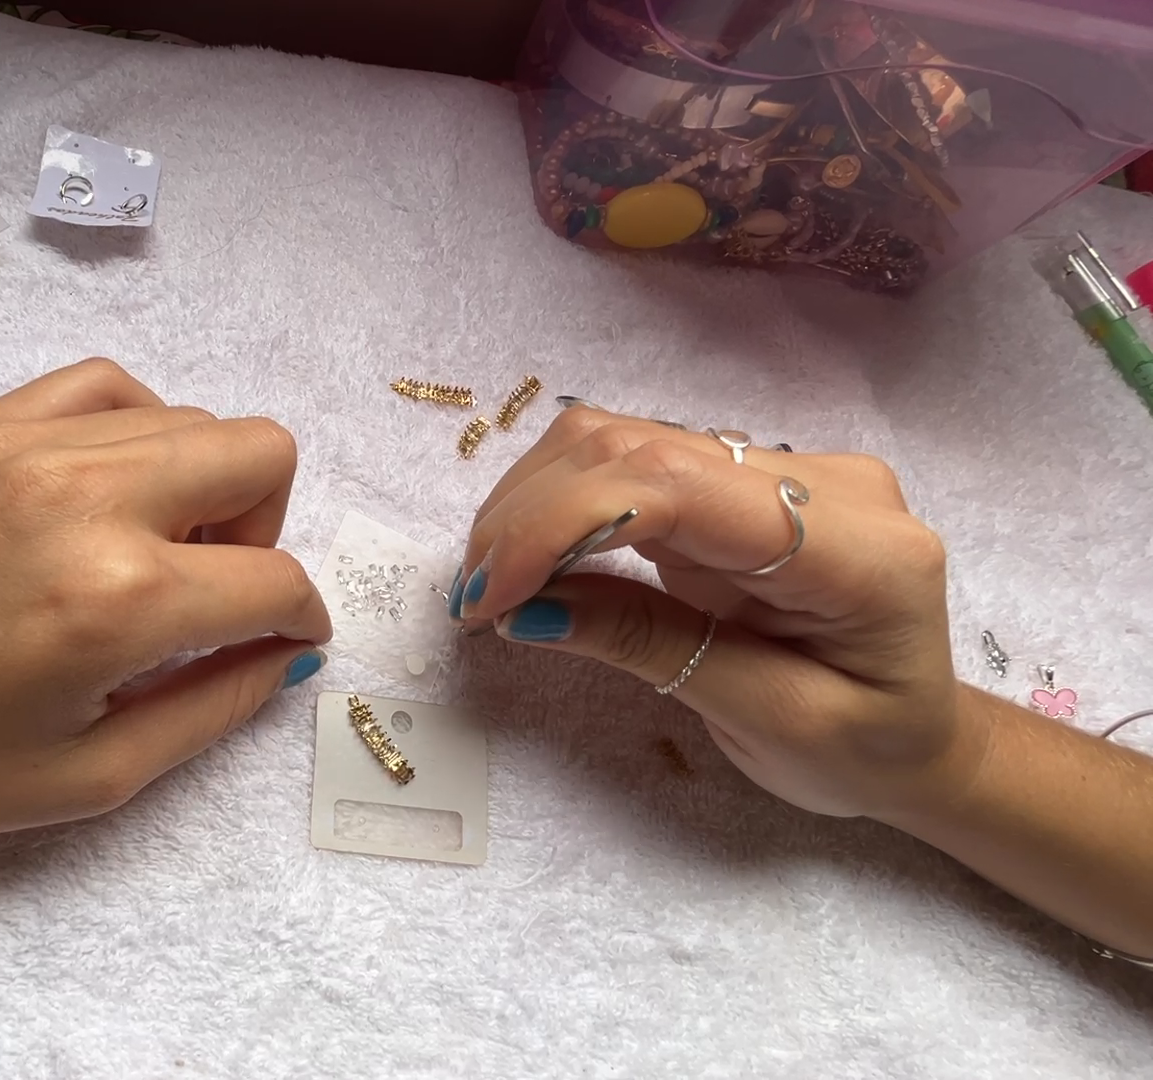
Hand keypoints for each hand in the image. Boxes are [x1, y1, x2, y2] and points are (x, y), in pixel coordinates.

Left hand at [0, 359, 330, 849]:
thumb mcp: (96, 775)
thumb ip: (218, 706)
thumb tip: (287, 649)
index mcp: (119, 600)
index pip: (275, 579)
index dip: (301, 615)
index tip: (288, 635)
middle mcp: (86, 495)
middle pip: (261, 452)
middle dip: (267, 528)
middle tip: (214, 585)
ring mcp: (27, 441)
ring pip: (193, 415)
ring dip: (204, 484)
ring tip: (148, 545)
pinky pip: (108, 386)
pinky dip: (139, 432)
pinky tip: (106, 488)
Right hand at [455, 404, 976, 819]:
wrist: (916, 732)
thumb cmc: (864, 749)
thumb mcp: (764, 718)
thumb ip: (646, 647)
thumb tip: (522, 611)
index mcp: (854, 547)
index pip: (670, 486)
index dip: (557, 526)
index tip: (488, 598)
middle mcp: (811, 478)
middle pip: (625, 448)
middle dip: (523, 519)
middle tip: (472, 599)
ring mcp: (763, 468)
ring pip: (605, 440)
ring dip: (523, 505)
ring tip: (489, 579)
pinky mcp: (718, 478)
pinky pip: (611, 462)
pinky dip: (546, 502)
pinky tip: (524, 553)